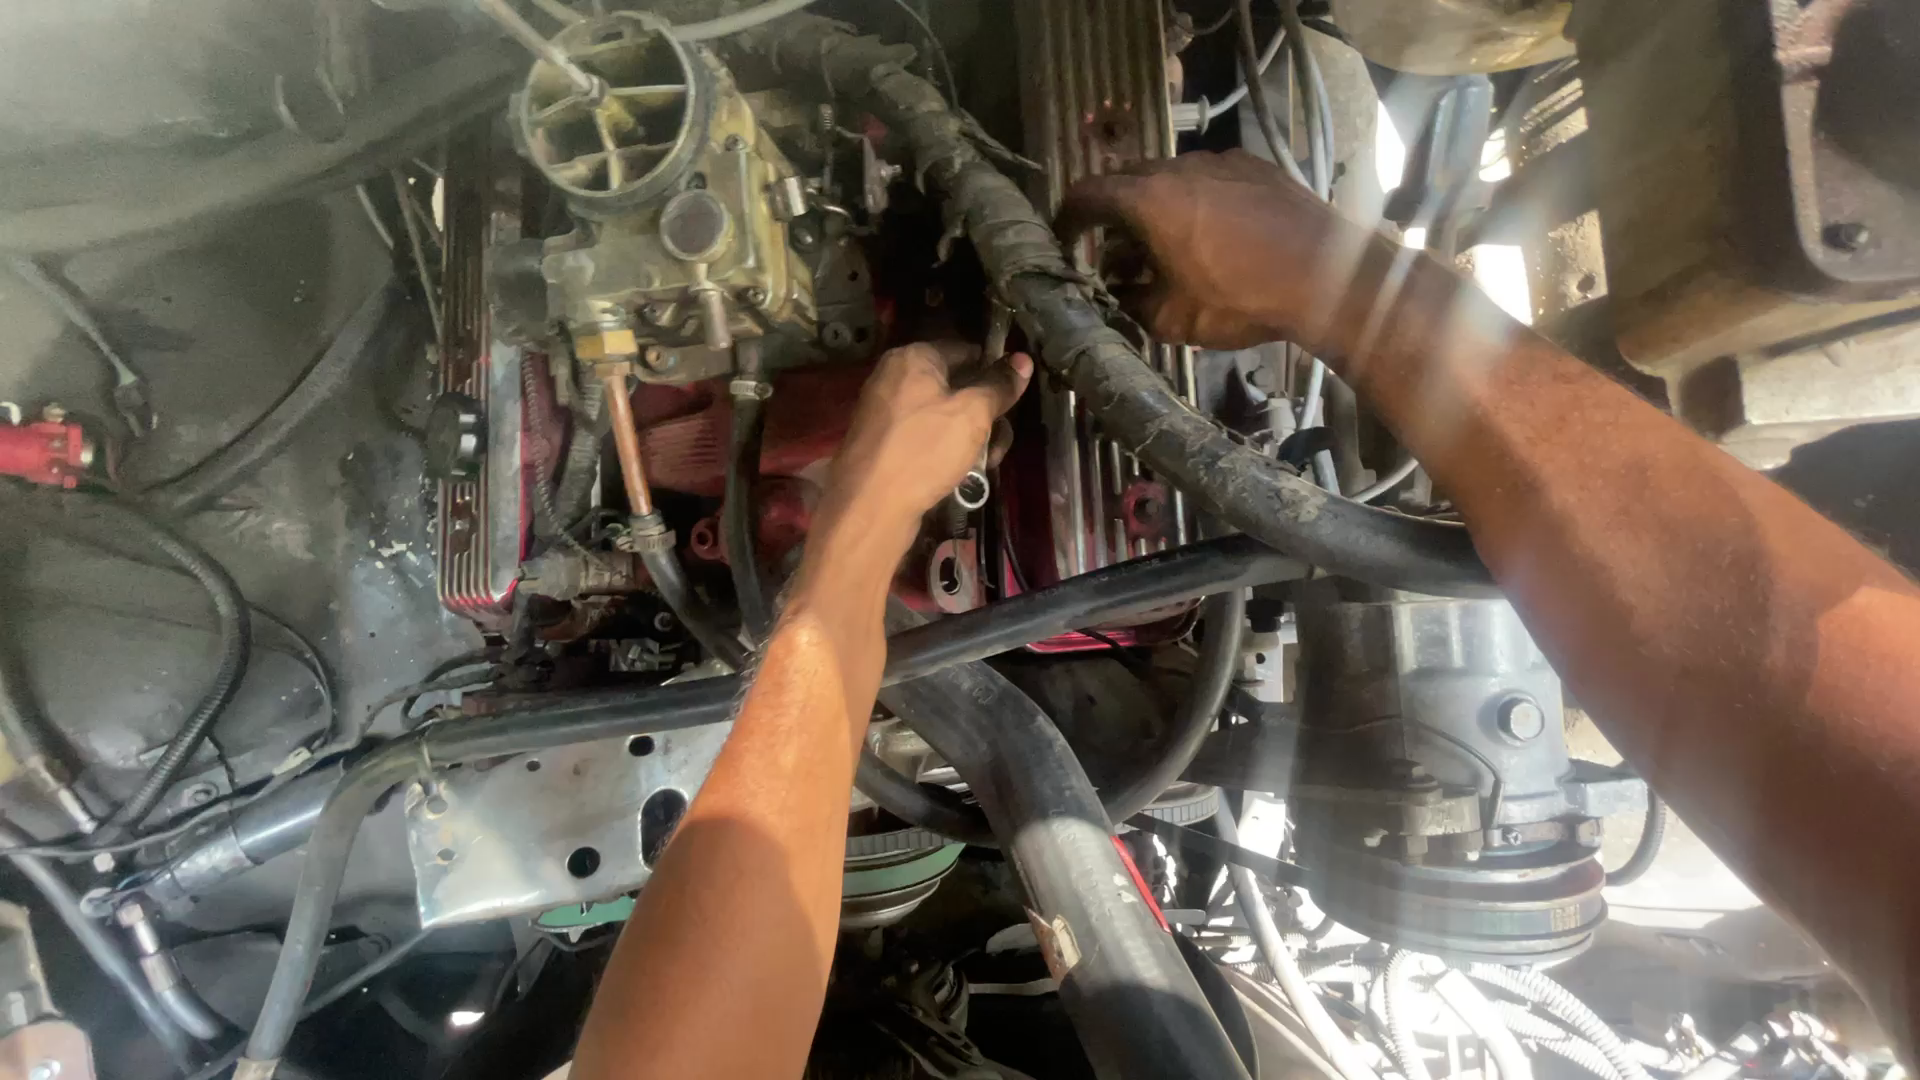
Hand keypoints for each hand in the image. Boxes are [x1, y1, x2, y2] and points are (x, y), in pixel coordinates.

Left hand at [816, 341, 1032, 553]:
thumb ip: (998, 386)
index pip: (966, 351)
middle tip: (998, 444)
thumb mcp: (972, 414)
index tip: (1015, 399)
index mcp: (913, 358)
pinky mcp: (885, 445)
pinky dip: (946, 452)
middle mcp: (895, 378)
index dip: (996, 372)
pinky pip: (926, 438)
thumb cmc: (924, 450)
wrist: (870, 506)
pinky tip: (960, 475)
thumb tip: (1022, 360)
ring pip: (944, 417)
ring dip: (972, 439)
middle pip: (957, 387)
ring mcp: (887, 414)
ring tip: (984, 465)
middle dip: (986, 416)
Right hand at [1057, 150, 1408, 352]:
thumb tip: (1116, 294)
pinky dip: (1191, 201)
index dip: (1066, 217)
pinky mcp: (1254, 165)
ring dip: (1153, 207)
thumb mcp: (1170, 319)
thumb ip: (1129, 302)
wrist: (1328, 277)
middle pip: (1125, 179)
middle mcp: (1178, 167)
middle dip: (1110, 214)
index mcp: (1147, 200)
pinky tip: (1209, 236)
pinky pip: (1206, 178)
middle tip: (1113, 252)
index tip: (1064, 240)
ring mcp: (1220, 161)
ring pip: (1167, 177)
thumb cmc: (1239, 300)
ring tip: (1163, 248)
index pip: (1086, 193)